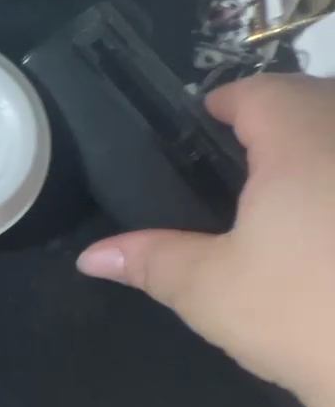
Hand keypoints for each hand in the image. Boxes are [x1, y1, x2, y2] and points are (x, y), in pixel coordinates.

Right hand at [78, 74, 334, 406]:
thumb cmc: (304, 312)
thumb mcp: (207, 290)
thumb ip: (151, 261)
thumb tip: (94, 255)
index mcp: (307, 149)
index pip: (269, 94)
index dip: (233, 99)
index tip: (208, 115)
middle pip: (329, 102)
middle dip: (289, 117)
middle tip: (245, 153)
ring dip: (323, 151)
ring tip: (292, 188)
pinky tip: (322, 225)